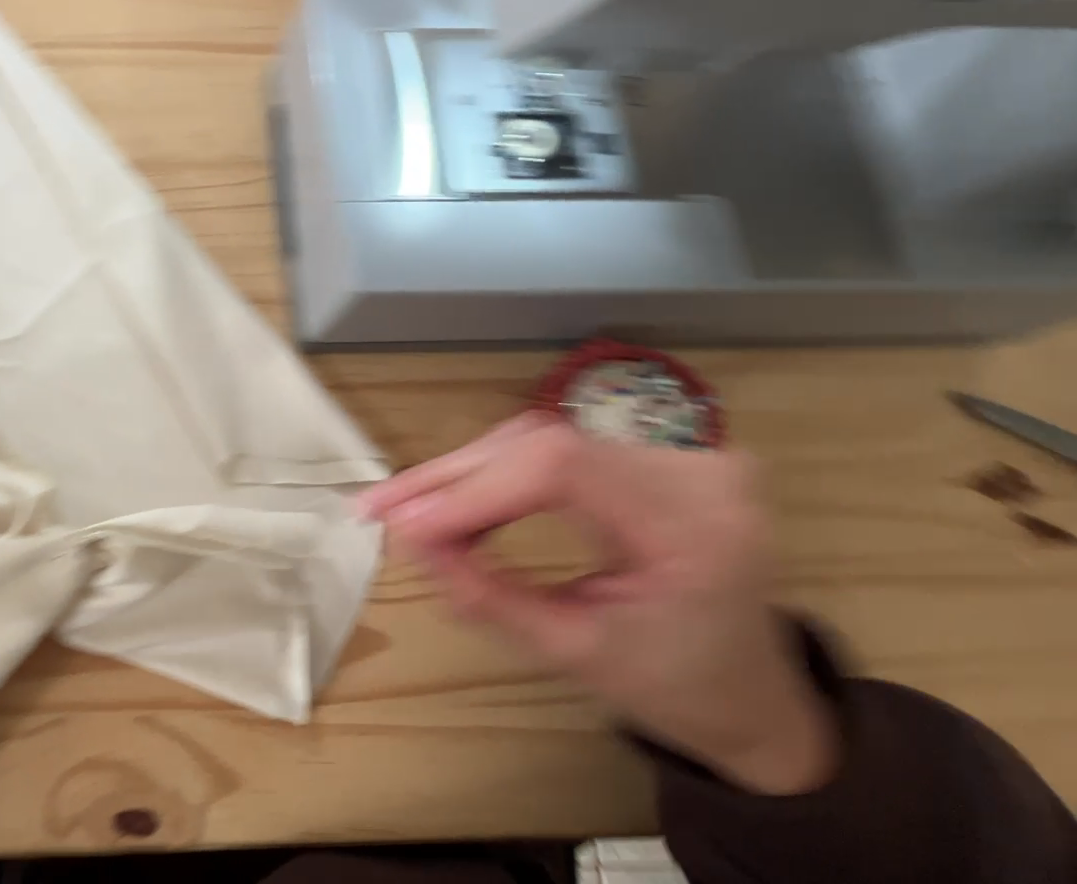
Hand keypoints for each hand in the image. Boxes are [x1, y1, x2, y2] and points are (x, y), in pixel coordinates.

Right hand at [359, 412, 835, 794]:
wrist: (749, 689)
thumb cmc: (670, 685)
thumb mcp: (570, 650)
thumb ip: (483, 591)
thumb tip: (405, 535)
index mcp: (694, 525)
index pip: (558, 468)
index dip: (470, 488)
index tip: (399, 524)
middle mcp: (694, 465)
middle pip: (540, 442)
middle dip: (450, 476)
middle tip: (377, 506)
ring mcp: (681, 449)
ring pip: (537, 436)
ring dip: (466, 471)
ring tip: (409, 508)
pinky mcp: (657, 449)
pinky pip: (556, 444)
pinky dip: (497, 470)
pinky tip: (461, 496)